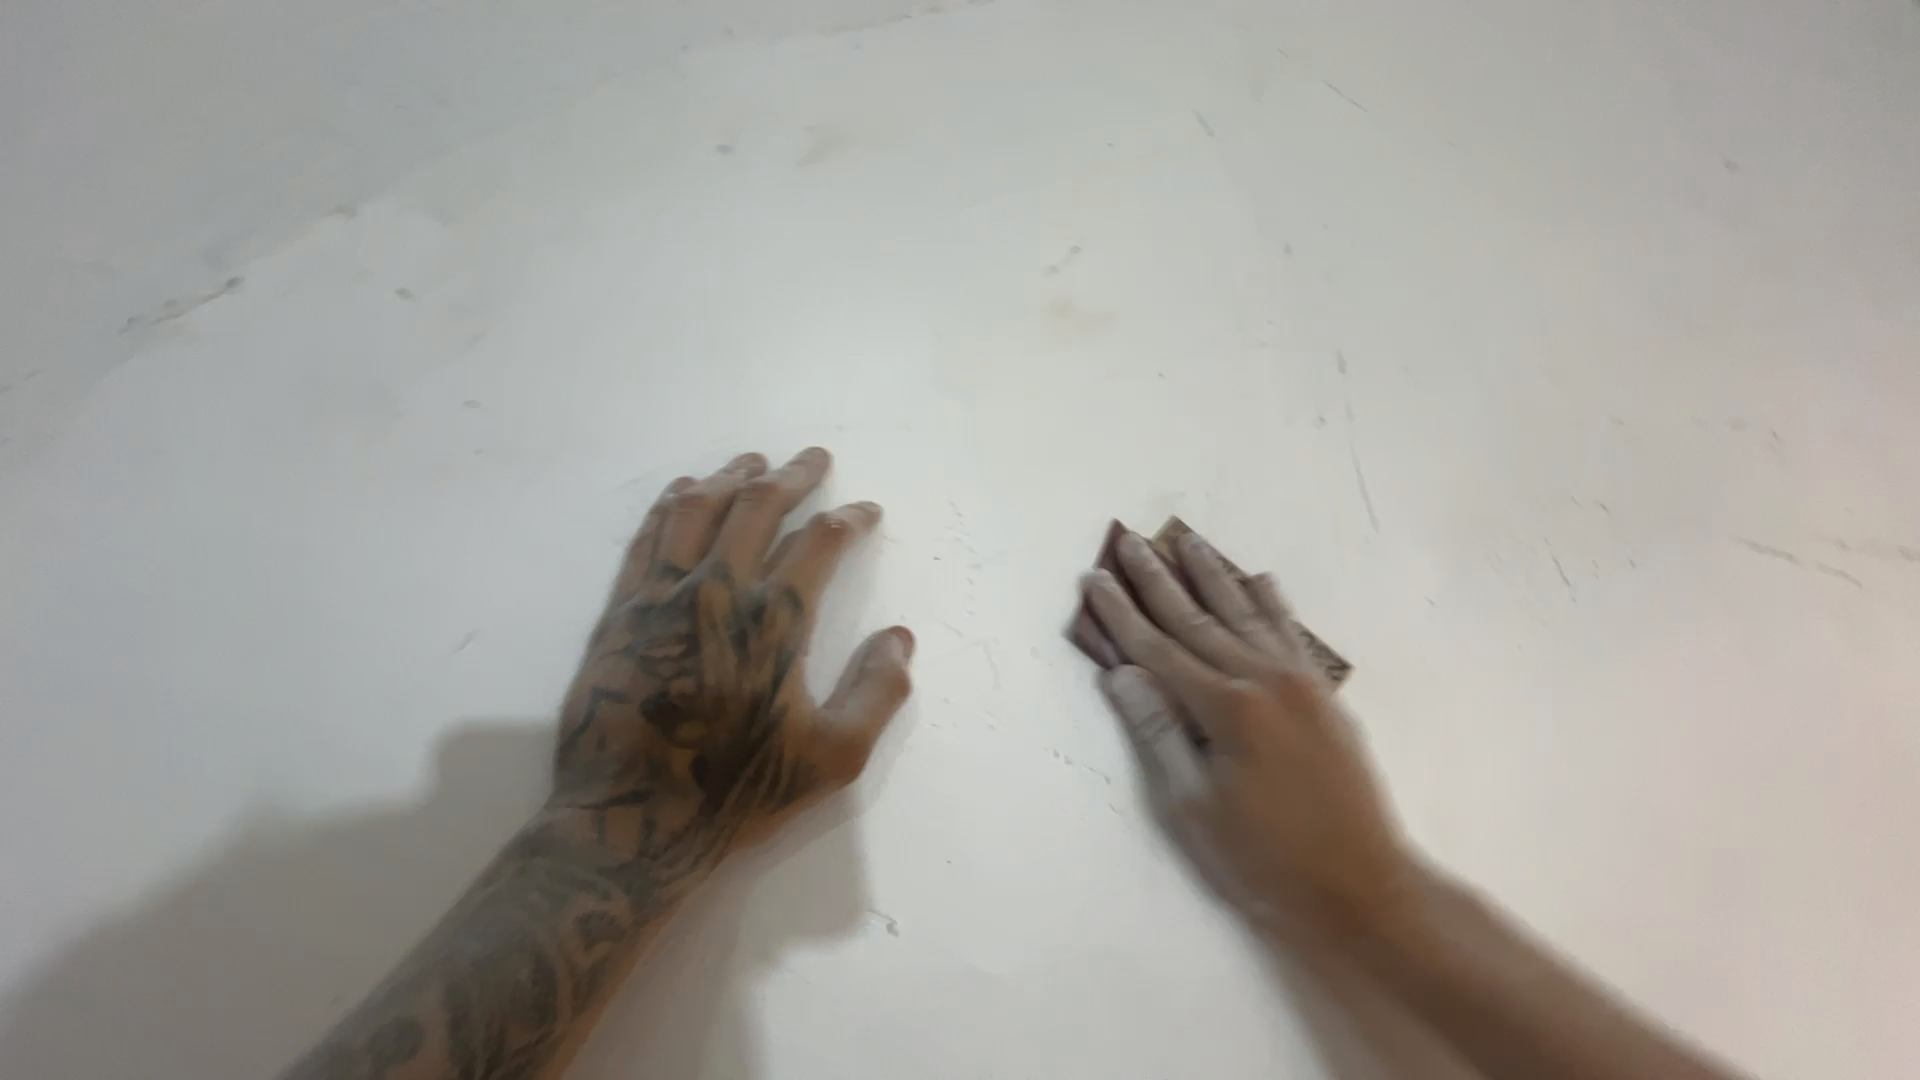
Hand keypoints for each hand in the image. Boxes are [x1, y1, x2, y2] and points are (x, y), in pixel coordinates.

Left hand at [550, 448, 913, 881]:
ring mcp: (661, 597)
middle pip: (758, 507)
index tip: (866, 510)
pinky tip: (685, 490)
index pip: (820, 544)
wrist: (631, 825)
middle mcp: (717, 592)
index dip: (850, 519)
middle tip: (814, 458)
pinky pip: (646, 538)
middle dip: (794, 477)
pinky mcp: (619, 612)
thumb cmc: (738, 791)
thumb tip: (900, 637)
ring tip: (753, 460)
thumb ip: (878, 692)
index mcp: (774, 621)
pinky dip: (670, 504)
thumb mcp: (834, 758)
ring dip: (731, 476)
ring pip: (698, 509)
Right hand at [1083, 530, 1413, 940]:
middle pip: (1196, 619)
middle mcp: (1261, 680)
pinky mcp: (1323, 695)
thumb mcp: (1193, 806)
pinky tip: (1260, 578)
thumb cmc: (1264, 858)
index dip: (1120, 614)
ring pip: (1244, 614)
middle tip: (1131, 540)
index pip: (1156, 650)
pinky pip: (1291, 634)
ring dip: (1212, 574)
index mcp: (1224, 708)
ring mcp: (1298, 683)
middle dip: (1157, 580)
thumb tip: (1121, 673)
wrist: (1364, 888)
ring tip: (1187, 539)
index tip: (1095, 578)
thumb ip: (1158, 731)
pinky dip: (1272, 603)